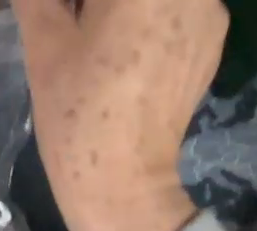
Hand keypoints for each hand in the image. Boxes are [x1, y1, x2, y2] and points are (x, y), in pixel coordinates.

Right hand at [13, 0, 226, 230]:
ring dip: (125, 9)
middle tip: (74, 23)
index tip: (59, 14)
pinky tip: (127, 56)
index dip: (74, 2)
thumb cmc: (76, 119)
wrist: (122, 186)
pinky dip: (152, 18)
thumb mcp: (44, 50)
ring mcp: (209, 7)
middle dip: (99, 4)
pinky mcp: (212, 38)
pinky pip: (178, 7)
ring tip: (99, 42)